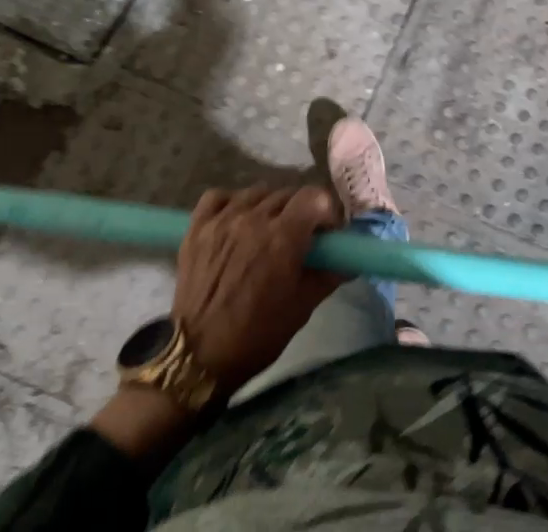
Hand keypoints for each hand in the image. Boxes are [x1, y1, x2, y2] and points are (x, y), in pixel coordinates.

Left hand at [172, 185, 344, 397]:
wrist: (199, 355)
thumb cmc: (257, 334)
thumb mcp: (303, 306)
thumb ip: (329, 275)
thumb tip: (350, 260)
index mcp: (283, 237)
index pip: (315, 197)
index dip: (327, 211)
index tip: (328, 232)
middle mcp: (252, 219)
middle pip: (287, 194)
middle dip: (302, 211)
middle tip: (302, 236)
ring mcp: (221, 220)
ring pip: (256, 193)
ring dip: (270, 207)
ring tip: (269, 231)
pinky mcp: (196, 227)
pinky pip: (219, 197)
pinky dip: (233, 203)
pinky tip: (238, 220)